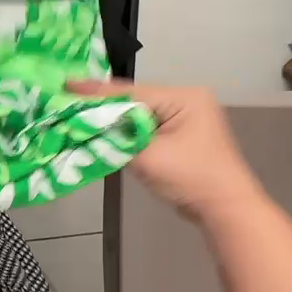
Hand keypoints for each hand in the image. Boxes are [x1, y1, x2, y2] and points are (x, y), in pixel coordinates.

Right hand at [67, 79, 266, 223]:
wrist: (226, 208)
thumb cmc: (190, 177)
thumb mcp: (147, 155)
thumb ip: (115, 137)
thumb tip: (85, 125)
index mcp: (183, 97)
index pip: (129, 91)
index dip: (94, 91)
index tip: (65, 83)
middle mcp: (185, 100)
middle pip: (132, 100)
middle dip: (100, 104)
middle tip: (65, 99)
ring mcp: (184, 117)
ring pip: (136, 113)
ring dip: (110, 118)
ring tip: (75, 112)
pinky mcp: (179, 134)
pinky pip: (144, 126)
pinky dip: (124, 130)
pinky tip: (101, 130)